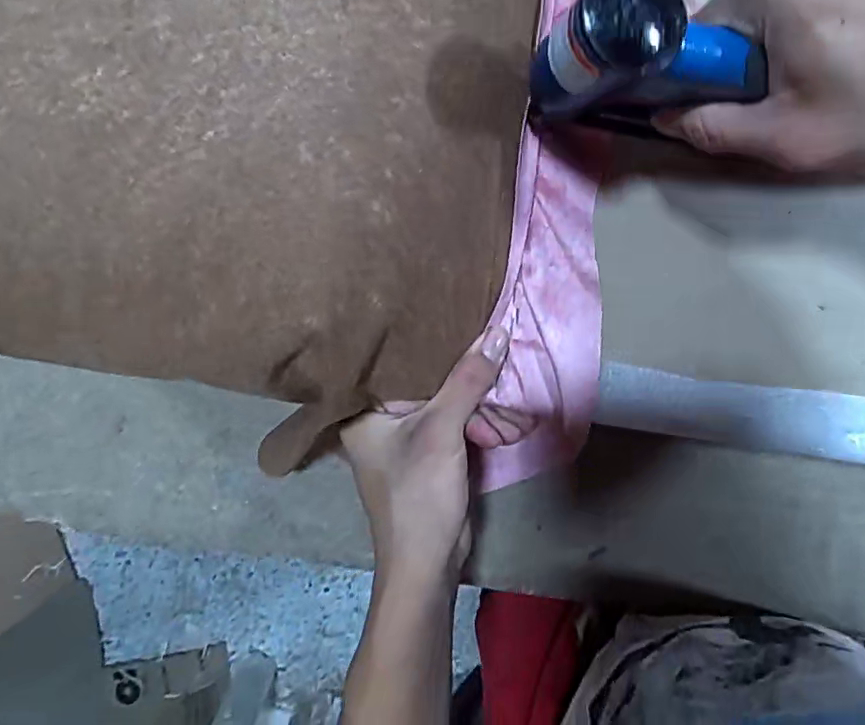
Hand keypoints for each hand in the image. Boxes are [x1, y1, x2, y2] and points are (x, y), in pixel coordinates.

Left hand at [340, 327, 527, 576]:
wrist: (429, 565)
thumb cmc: (419, 495)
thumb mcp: (443, 429)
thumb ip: (468, 379)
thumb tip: (498, 331)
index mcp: (364, 408)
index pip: (392, 356)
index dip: (420, 330)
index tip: (445, 299)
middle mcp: (380, 416)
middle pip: (422, 375)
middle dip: (458, 359)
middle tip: (483, 320)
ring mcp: (407, 434)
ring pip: (444, 394)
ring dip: (474, 385)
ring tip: (500, 348)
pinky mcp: (431, 448)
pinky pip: (454, 415)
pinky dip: (477, 407)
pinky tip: (500, 385)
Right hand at [661, 0, 864, 172]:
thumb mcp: (792, 137)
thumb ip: (712, 129)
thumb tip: (664, 114)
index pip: (698, 38)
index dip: (714, 81)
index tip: (755, 106)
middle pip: (736, 21)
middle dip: (754, 63)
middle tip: (807, 98)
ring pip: (772, 8)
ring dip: (786, 45)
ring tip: (845, 75)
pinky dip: (818, 23)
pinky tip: (864, 49)